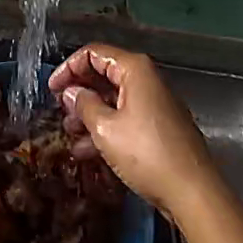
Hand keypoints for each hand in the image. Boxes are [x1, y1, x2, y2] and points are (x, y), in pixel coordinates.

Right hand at [49, 44, 221, 216]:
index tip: (51, 89)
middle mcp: (146, 79)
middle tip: (60, 111)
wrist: (191, 189)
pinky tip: (86, 151)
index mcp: (135, 69)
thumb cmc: (146, 153)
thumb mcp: (106, 129)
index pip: (94, 53)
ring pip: (114, 98)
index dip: (69, 67)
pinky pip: (125, 117)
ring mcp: (154, 102)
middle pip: (105, 74)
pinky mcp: (158, 125)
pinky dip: (106, 128)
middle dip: (79, 92)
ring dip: (90, 113)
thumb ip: (84, 106)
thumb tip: (71, 92)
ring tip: (69, 134)